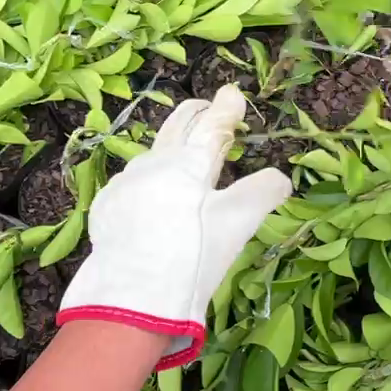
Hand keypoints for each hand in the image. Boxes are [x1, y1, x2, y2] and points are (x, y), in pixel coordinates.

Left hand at [59, 84, 292, 369]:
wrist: (134, 297)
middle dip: (195, 114)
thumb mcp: (237, 224)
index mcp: (188, 164)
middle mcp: (154, 164)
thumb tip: (281, 178)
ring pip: (153, 153)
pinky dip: (150, 176)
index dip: (226, 109)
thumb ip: (262, 193)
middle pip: (176, 128)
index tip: (233, 93)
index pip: (212, 126)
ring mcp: (127, 184)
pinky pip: (133, 180)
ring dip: (172, 145)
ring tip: (182, 150)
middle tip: (206, 108)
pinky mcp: (110, 207)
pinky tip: (152, 192)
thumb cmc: (192, 256)